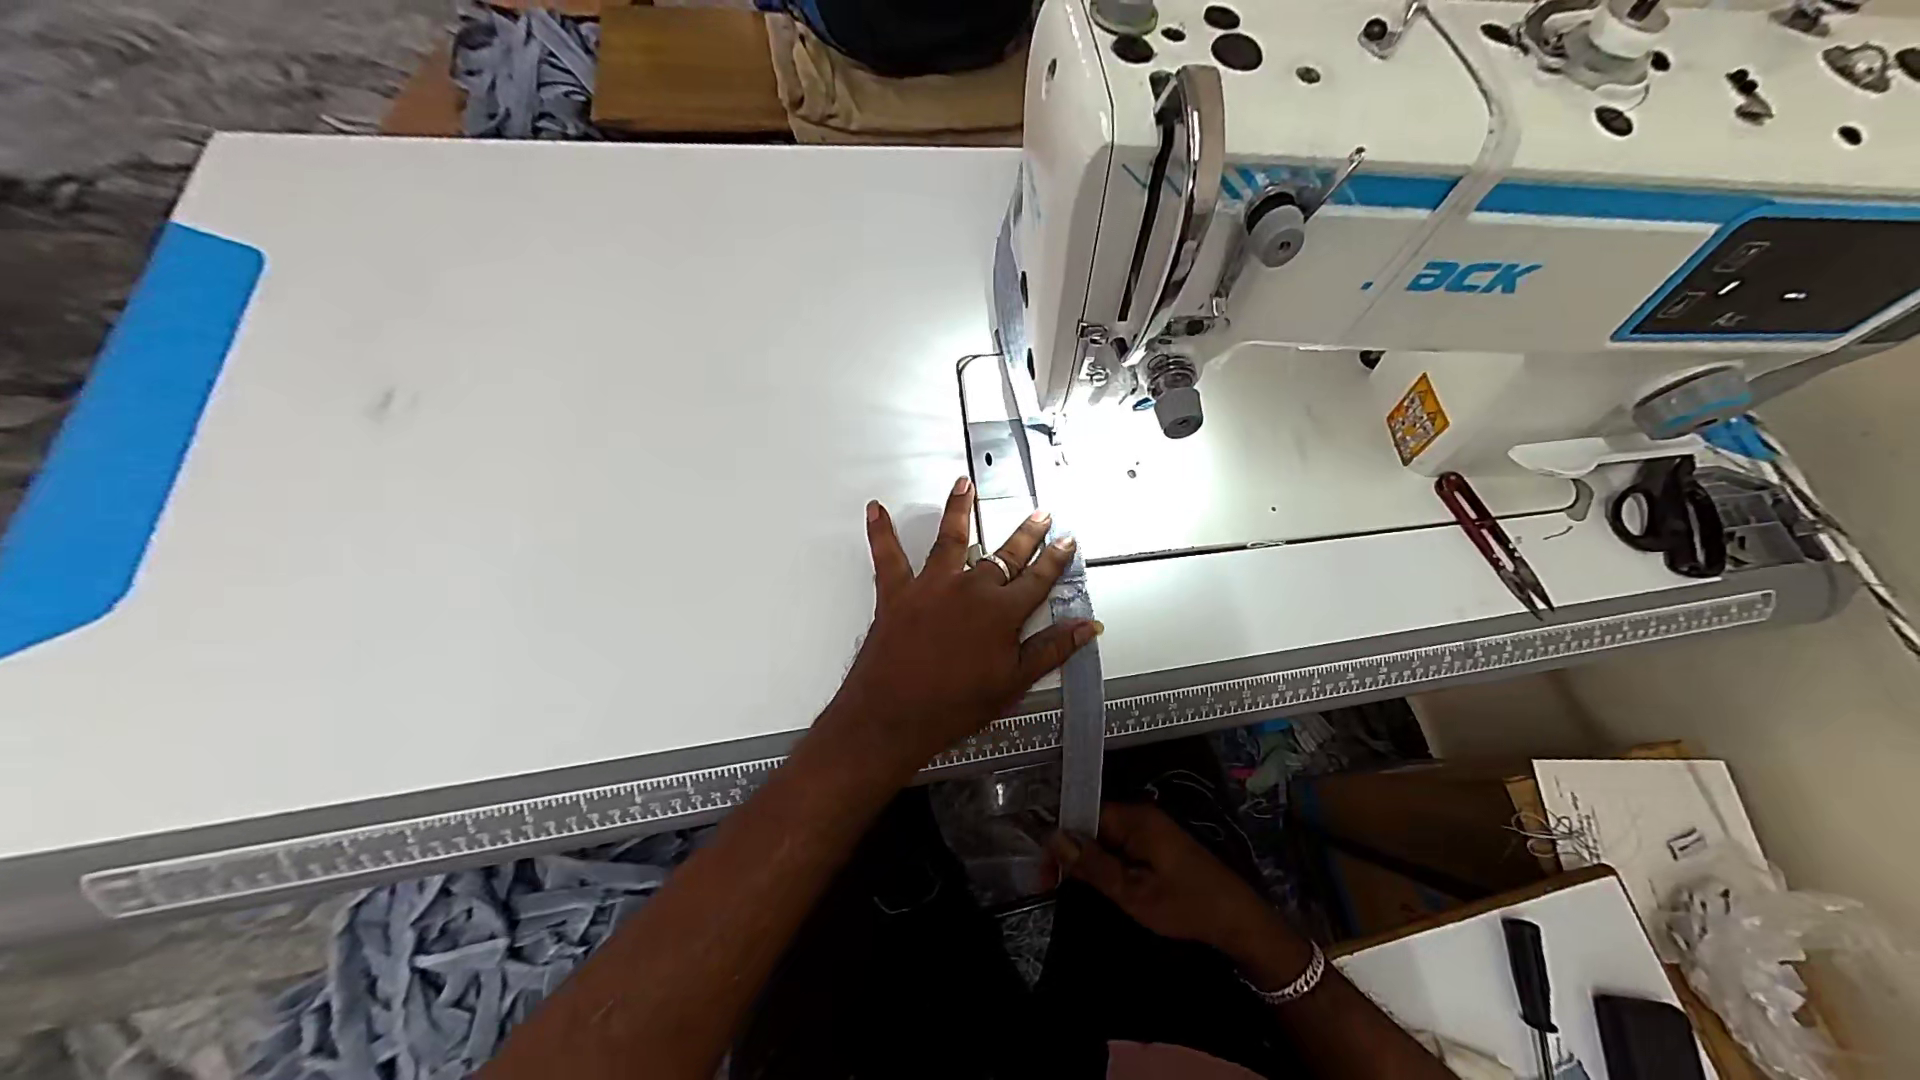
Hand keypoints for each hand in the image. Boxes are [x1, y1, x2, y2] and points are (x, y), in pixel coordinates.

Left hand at [827, 477, 1099, 772]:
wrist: (893, 716)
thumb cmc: (949, 706)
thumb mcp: (1012, 682)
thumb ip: (1051, 649)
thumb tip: (1085, 629)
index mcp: (1001, 613)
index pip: (1038, 578)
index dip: (1056, 559)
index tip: (1066, 542)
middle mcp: (969, 590)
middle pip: (1005, 554)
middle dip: (1026, 533)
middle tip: (1039, 515)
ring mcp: (932, 586)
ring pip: (950, 537)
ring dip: (959, 508)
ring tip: (965, 485)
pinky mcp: (897, 592)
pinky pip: (887, 555)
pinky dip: (880, 532)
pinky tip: (876, 511)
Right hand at [1050, 802, 1285, 957]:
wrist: (1239, 921)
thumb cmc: (1186, 905)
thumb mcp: (1133, 892)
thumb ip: (1093, 864)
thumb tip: (1054, 837)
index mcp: (1135, 817)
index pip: (1082, 814)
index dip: (1060, 840)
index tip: (1044, 871)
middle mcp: (1140, 814)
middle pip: (1091, 824)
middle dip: (1071, 851)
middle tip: (1051, 885)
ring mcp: (1150, 828)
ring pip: (1104, 837)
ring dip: (1087, 859)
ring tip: (1068, 886)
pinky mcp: (1157, 843)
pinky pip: (1120, 845)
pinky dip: (1105, 862)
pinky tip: (1098, 882)